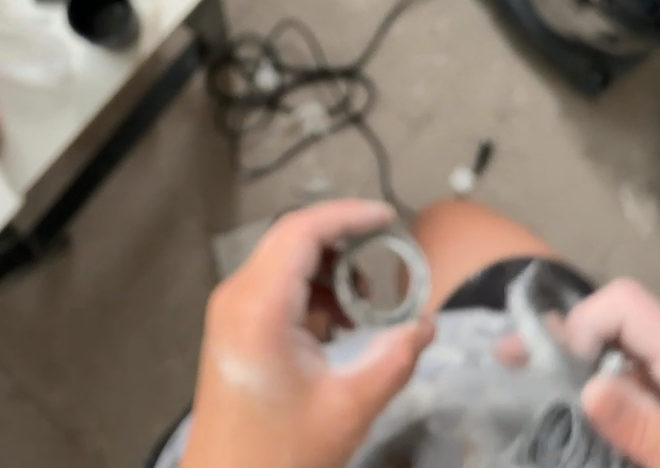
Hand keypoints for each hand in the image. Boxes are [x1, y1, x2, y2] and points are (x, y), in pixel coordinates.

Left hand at [182, 201, 435, 467]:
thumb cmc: (281, 455)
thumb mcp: (347, 410)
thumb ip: (393, 361)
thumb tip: (428, 324)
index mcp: (260, 305)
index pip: (303, 231)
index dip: (348, 216)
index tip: (389, 217)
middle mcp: (238, 293)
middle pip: (293, 237)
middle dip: (344, 239)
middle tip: (388, 252)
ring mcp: (231, 307)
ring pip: (285, 258)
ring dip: (329, 268)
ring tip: (366, 302)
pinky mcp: (234, 323)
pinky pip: (276, 284)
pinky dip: (312, 289)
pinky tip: (339, 323)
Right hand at [564, 280, 659, 467]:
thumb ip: (647, 431)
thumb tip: (585, 386)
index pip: (624, 300)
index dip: (585, 323)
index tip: (568, 374)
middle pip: (622, 324)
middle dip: (582, 352)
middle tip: (550, 392)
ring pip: (633, 355)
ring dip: (602, 381)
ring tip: (586, 420)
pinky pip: (652, 382)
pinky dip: (627, 399)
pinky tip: (625, 434)